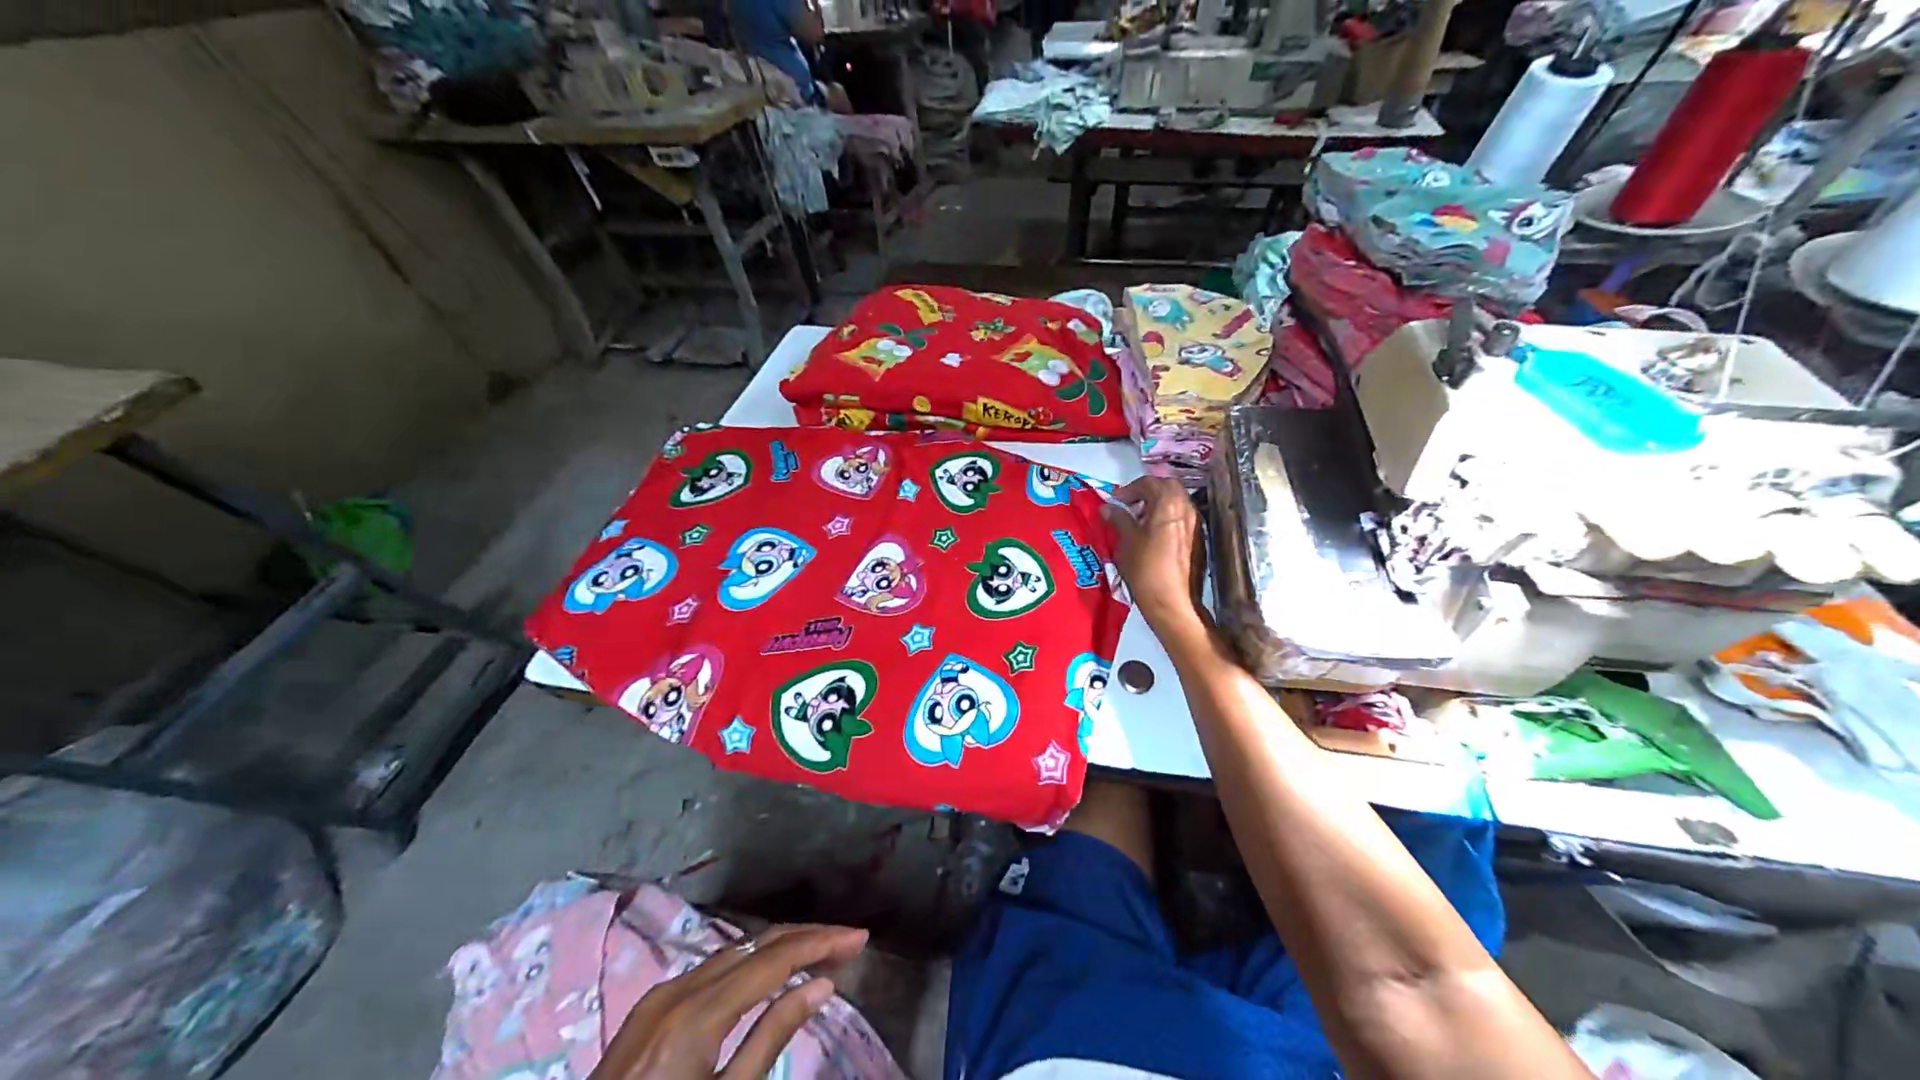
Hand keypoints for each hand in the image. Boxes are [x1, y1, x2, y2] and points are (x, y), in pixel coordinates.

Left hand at [589, 925, 867, 1079]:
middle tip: (848, 939)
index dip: (821, 942)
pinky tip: (768, 970)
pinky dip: (748, 962)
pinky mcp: (650, 1005)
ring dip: (779, 945)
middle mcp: (680, 988)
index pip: (774, 959)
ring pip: (733, 952)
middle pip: (755, 944)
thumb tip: (822, 985)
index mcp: (699, 1013)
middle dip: (806, 935)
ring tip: (820, 950)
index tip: (859, 937)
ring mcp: (661, 994)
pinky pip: (711, 968)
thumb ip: (773, 1038)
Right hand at [1103, 476, 1203, 636]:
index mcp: (1168, 503)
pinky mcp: (1197, 539)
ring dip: (1157, 504)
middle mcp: (1186, 507)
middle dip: (1147, 491)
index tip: (1116, 500)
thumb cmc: (1145, 568)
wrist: (1171, 601)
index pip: (1149, 482)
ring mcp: (1195, 523)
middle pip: (1167, 487)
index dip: (1130, 488)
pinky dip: (1166, 517)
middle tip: (1129, 506)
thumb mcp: (1126, 540)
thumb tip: (1108, 506)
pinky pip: (1181, 517)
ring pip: (1176, 501)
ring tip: (1138, 520)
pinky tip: (1152, 534)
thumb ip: (1118, 518)